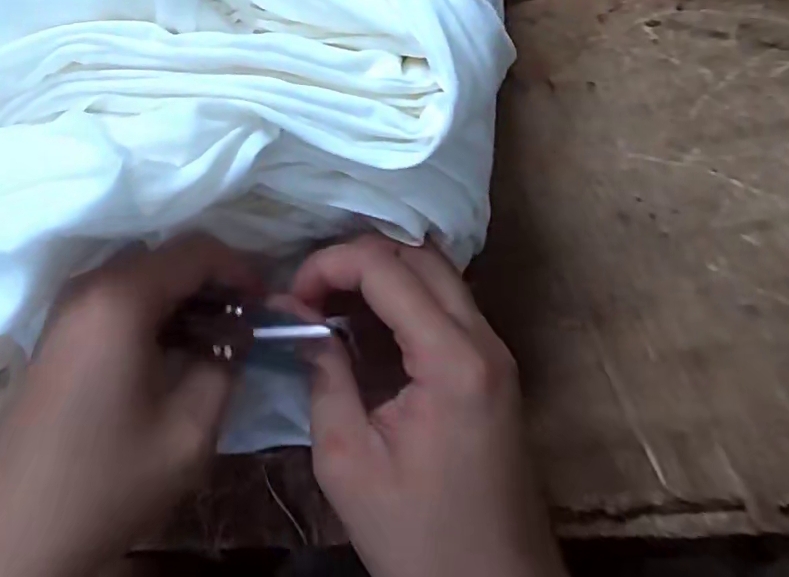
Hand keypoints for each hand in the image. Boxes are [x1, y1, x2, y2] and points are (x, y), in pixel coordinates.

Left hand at [0, 235, 260, 576]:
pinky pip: (116, 294)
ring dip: (180, 293)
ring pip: (139, 273)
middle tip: (245, 320)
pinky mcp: (59, 326)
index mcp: (119, 297)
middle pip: (163, 256)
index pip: (193, 250)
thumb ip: (224, 364)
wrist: (20, 526)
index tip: (265, 301)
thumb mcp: (188, 430)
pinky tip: (171, 346)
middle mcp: (89, 283)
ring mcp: (68, 302)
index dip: (238, 267)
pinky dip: (151, 306)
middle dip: (210, 280)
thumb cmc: (108, 477)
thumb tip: (240, 330)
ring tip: (214, 335)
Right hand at [290, 235, 564, 576]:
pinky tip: (365, 317)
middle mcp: (484, 340)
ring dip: (378, 267)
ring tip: (331, 297)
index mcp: (453, 360)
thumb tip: (292, 310)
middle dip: (352, 255)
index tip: (294, 298)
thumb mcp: (347, 460)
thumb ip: (321, 372)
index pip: (384, 265)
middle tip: (311, 290)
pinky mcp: (492, 366)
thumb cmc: (418, 537)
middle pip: (414, 251)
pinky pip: (444, 296)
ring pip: (433, 267)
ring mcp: (495, 350)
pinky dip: (399, 288)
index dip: (327, 265)